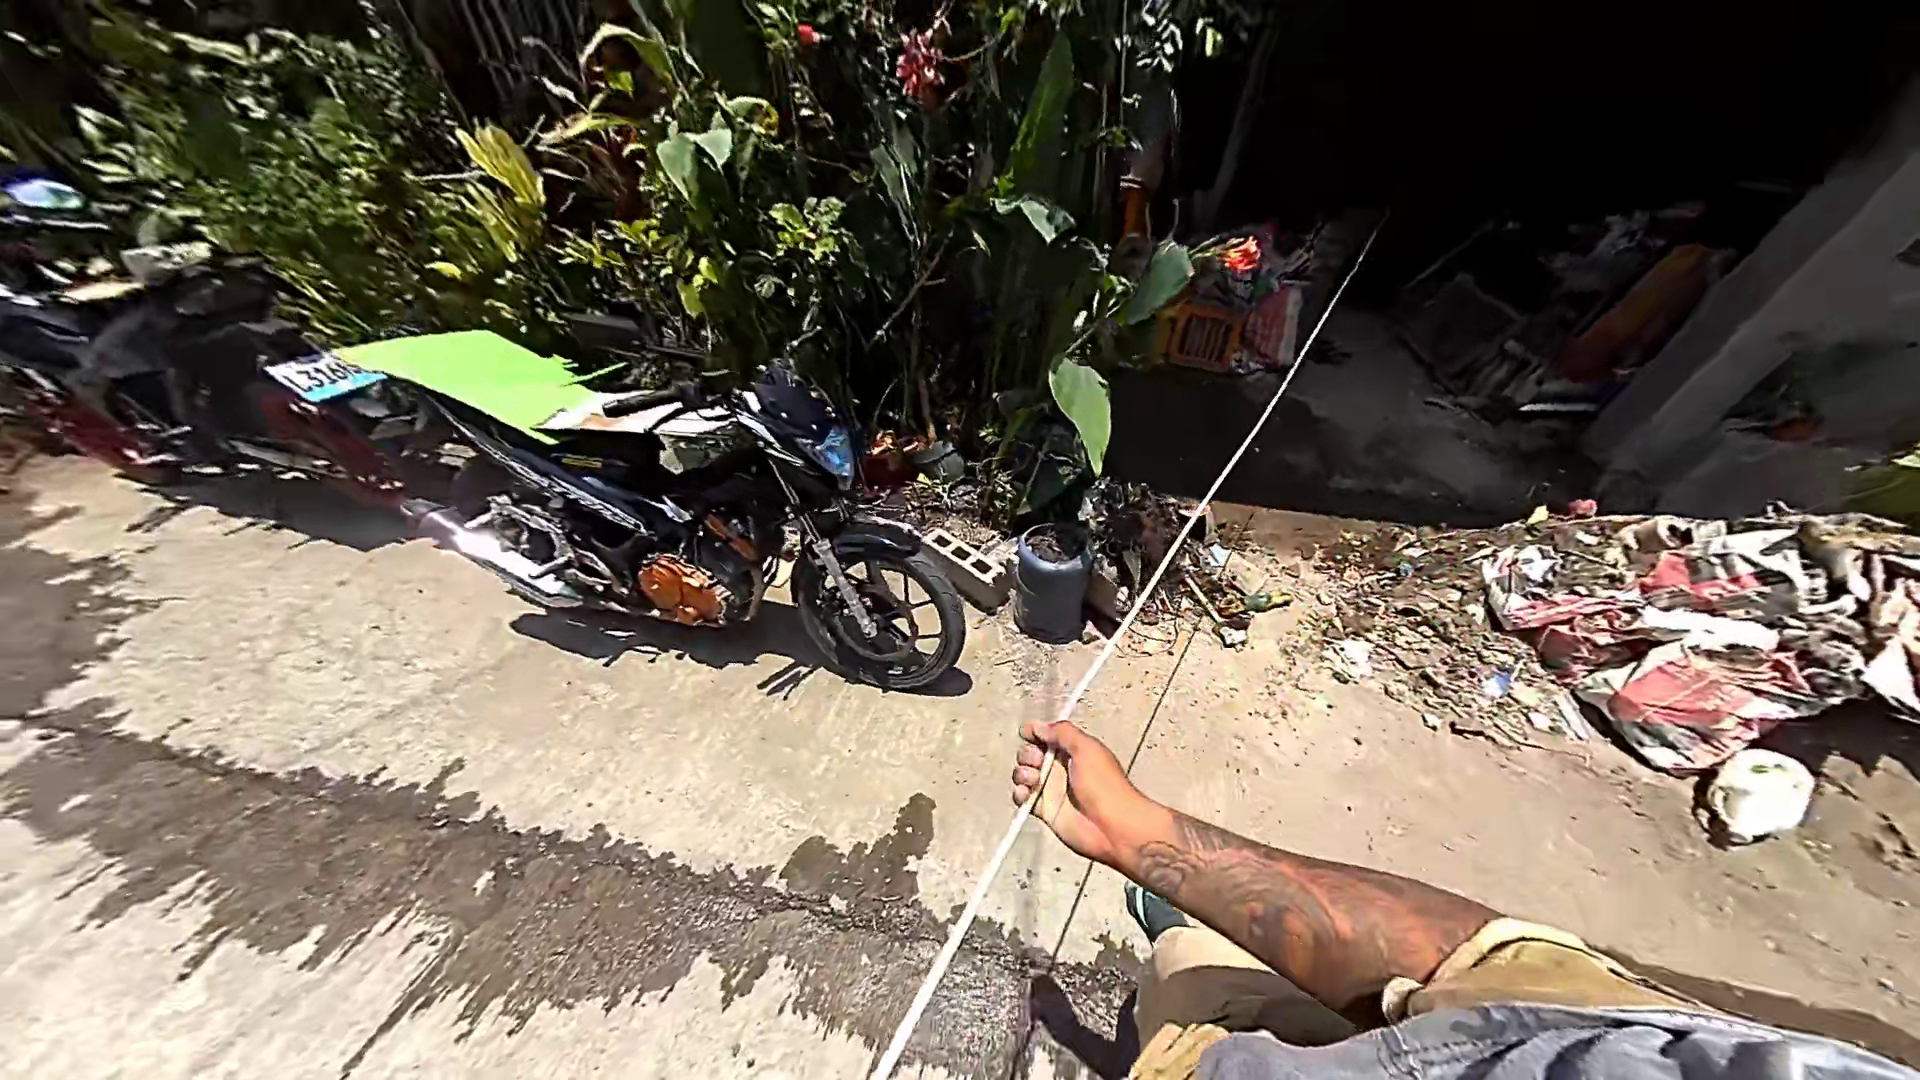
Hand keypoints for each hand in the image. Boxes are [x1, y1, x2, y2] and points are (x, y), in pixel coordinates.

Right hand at [1010, 720, 1155, 868]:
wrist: (1113, 828)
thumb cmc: (1105, 785)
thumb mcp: (1086, 748)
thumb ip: (1063, 732)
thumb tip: (1039, 725)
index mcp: (1071, 750)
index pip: (1045, 735)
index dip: (1034, 732)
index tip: (1028, 734)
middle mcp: (1059, 768)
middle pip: (1029, 753)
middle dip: (1027, 754)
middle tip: (1038, 761)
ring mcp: (1051, 789)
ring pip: (1023, 774)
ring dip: (1022, 773)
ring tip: (1034, 780)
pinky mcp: (1045, 810)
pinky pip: (1022, 798)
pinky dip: (1019, 794)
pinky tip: (1027, 793)